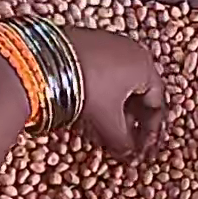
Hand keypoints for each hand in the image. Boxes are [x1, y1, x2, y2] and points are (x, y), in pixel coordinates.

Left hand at [69, 27, 166, 156]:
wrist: (41, 59)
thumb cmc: (86, 87)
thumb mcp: (107, 120)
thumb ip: (122, 141)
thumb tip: (129, 157)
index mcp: (144, 65)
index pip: (156, 104)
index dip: (150, 131)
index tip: (142, 149)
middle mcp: (130, 49)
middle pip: (139, 92)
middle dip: (132, 120)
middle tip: (126, 140)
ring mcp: (106, 43)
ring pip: (119, 83)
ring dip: (116, 108)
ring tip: (106, 126)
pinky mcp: (84, 42)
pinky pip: (102, 72)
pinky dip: (101, 93)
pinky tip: (90, 107)